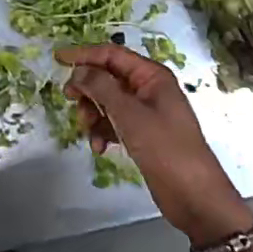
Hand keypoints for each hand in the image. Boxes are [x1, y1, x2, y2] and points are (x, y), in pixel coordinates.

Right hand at [58, 44, 252, 246]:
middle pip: (107, 77)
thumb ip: (101, 87)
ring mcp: (145, 112)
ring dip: (93, 113)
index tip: (58, 58)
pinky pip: (113, 122)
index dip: (84, 54)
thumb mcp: (130, 114)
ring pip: (107, 101)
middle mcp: (147, 88)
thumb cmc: (165, 148)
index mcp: (151, 75)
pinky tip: (98, 147)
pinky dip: (102, 131)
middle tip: (69, 99)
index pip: (112, 54)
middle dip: (88, 88)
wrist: (195, 197)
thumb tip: (78, 70)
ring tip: (88, 131)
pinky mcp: (142, 134)